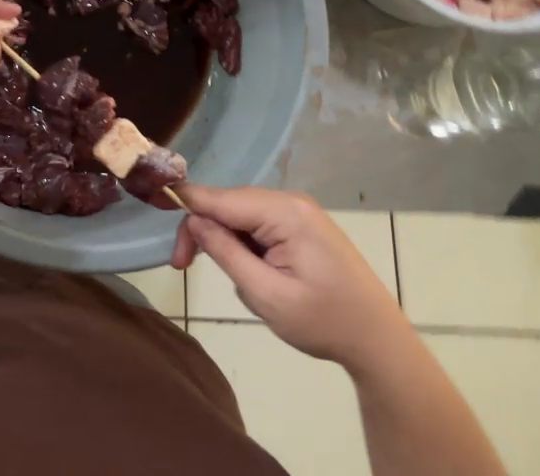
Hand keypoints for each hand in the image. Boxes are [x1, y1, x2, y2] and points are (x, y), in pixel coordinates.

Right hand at [171, 185, 410, 374]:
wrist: (378, 341)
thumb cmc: (323, 322)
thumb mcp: (266, 295)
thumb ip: (225, 253)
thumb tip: (192, 220)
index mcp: (285, 212)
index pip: (218, 198)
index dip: (184, 209)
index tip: (160, 230)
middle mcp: (291, 201)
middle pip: (227, 203)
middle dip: (202, 231)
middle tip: (183, 269)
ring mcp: (299, 212)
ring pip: (241, 214)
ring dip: (224, 241)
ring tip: (233, 280)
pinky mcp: (302, 225)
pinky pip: (259, 224)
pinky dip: (244, 244)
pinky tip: (251, 272)